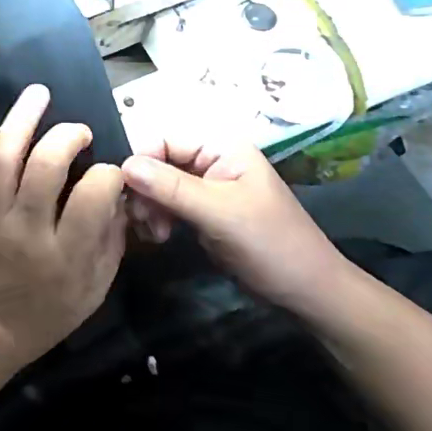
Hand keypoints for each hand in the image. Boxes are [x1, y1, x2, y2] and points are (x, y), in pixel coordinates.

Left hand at [0, 86, 127, 382]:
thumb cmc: (46, 314)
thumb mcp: (94, 289)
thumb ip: (111, 239)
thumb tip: (120, 192)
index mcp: (65, 254)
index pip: (94, 194)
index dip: (110, 174)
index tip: (111, 174)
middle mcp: (26, 230)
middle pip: (45, 167)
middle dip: (67, 137)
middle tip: (81, 133)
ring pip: (3, 158)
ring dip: (21, 120)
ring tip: (39, 93)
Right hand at [122, 137, 349, 316]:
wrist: (307, 291)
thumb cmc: (270, 244)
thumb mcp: (219, 214)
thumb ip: (171, 187)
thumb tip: (124, 165)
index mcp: (222, 146)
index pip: (164, 138)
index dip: (141, 161)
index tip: (125, 193)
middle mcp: (211, 159)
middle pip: (158, 160)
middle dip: (144, 188)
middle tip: (140, 220)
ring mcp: (207, 185)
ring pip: (158, 184)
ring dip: (148, 206)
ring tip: (152, 233)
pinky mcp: (202, 210)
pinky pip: (167, 203)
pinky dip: (156, 217)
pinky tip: (158, 237)